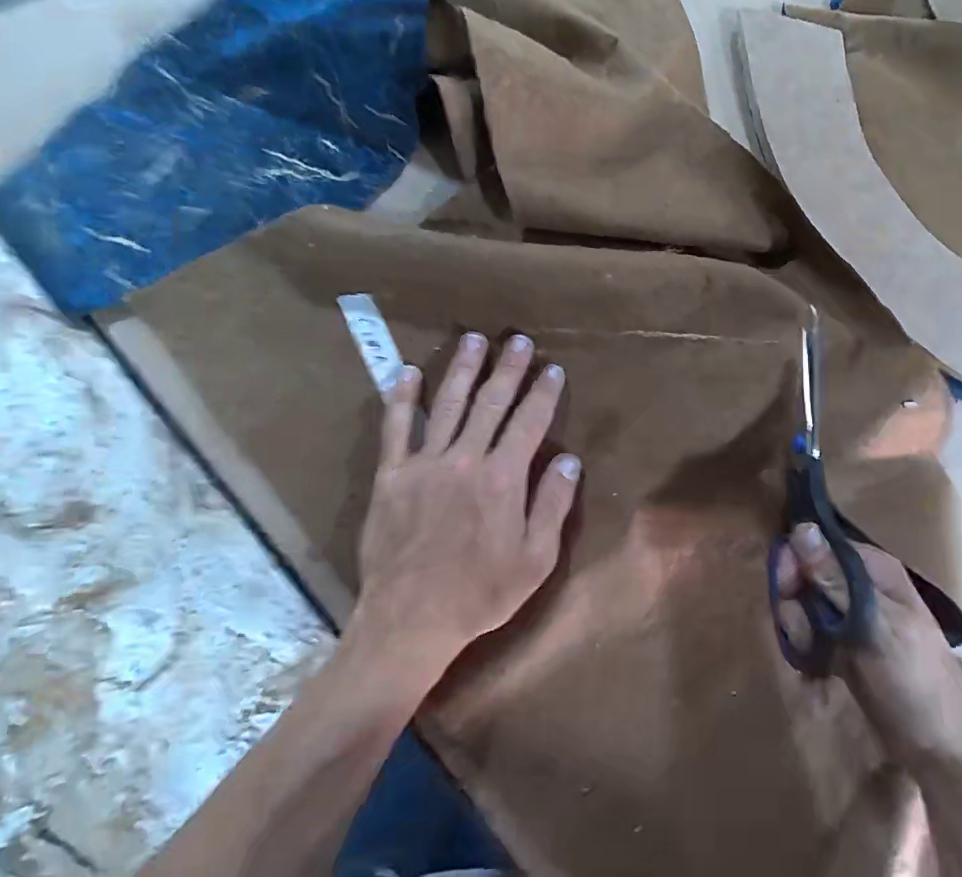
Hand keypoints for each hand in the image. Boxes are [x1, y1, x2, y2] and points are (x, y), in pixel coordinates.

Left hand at [348, 332, 580, 682]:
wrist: (409, 620)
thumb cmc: (481, 593)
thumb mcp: (536, 558)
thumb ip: (552, 504)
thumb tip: (569, 461)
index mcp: (502, 479)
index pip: (529, 422)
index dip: (544, 393)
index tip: (553, 369)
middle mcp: (465, 460)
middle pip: (490, 403)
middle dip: (508, 369)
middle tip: (519, 340)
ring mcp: (424, 465)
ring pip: (447, 405)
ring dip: (462, 370)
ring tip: (473, 340)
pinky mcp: (391, 477)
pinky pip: (396, 429)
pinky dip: (402, 399)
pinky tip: (408, 372)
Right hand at [774, 527, 961, 768]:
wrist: (941, 750)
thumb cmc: (914, 679)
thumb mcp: (874, 624)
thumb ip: (835, 580)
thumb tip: (802, 527)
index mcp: (872, 569)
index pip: (818, 545)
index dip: (796, 563)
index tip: (787, 592)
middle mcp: (860, 587)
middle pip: (806, 576)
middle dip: (795, 602)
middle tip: (803, 635)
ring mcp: (852, 620)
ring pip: (805, 607)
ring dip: (799, 629)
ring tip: (812, 656)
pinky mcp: (845, 650)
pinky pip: (811, 635)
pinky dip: (806, 649)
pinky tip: (813, 668)